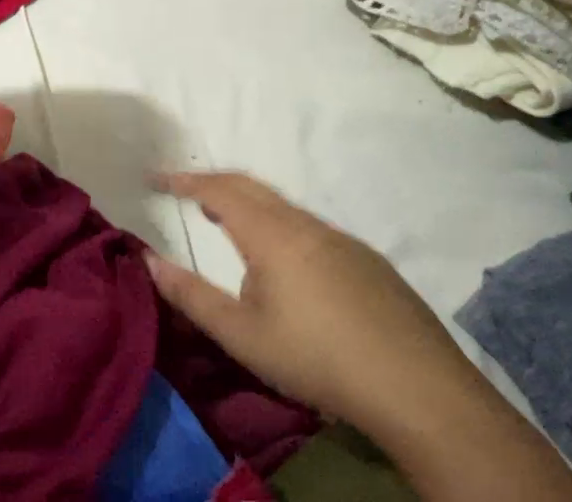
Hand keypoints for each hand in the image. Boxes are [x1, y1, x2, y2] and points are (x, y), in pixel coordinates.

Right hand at [145, 171, 484, 436]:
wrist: (422, 393)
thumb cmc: (318, 359)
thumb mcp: (240, 334)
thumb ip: (190, 295)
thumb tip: (148, 259)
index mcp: (273, 236)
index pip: (219, 190)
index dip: (184, 180)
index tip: (155, 177)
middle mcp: (309, 227)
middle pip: (254, 187)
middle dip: (214, 182)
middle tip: (184, 191)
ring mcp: (346, 244)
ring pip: (286, 208)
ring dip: (249, 205)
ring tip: (227, 224)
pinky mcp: (371, 265)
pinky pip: (312, 229)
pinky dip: (280, 226)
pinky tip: (284, 263)